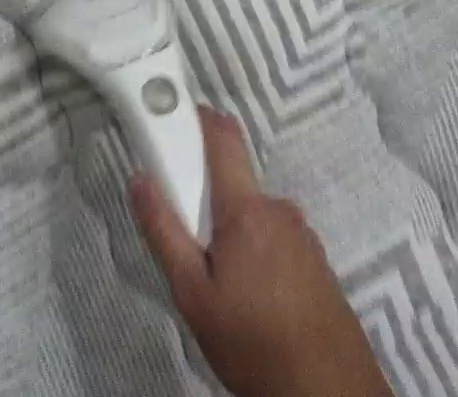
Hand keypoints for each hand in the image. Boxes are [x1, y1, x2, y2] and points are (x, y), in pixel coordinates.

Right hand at [131, 108, 393, 396]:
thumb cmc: (253, 342)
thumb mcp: (193, 294)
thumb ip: (164, 231)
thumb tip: (140, 178)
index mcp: (247, 209)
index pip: (222, 136)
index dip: (193, 116)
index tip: (165, 117)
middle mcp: (280, 210)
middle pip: (231, 181)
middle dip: (202, 199)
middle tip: (185, 245)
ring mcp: (303, 236)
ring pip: (250, 214)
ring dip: (228, 231)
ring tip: (216, 284)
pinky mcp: (317, 262)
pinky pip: (272, 237)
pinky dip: (252, 251)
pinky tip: (248, 297)